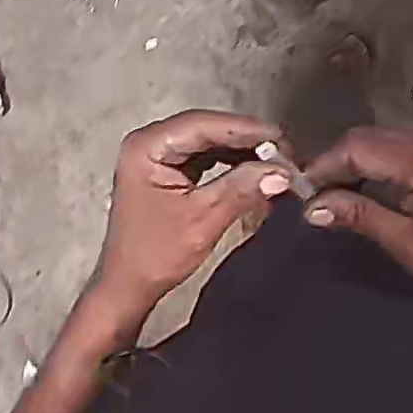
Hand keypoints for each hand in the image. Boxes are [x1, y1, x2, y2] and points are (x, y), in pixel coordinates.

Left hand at [91, 110, 294, 312]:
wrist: (129, 287)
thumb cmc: (155, 255)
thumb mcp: (202, 221)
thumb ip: (240, 190)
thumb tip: (281, 171)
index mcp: (147, 147)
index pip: (201, 125)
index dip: (244, 129)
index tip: (279, 137)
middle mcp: (150, 141)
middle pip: (206, 129)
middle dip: (246, 139)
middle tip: (283, 150)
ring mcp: (159, 153)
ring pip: (209, 140)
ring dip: (242, 150)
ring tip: (275, 160)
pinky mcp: (169, 167)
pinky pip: (206, 154)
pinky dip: (231, 161)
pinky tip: (255, 169)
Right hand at [302, 126, 412, 315]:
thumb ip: (362, 218)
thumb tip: (314, 207)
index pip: (356, 148)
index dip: (322, 168)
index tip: (299, 194)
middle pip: (363, 139)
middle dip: (332, 165)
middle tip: (310, 198)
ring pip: (375, 141)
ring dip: (349, 164)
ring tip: (329, 197)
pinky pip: (392, 149)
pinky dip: (369, 165)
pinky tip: (359, 190)